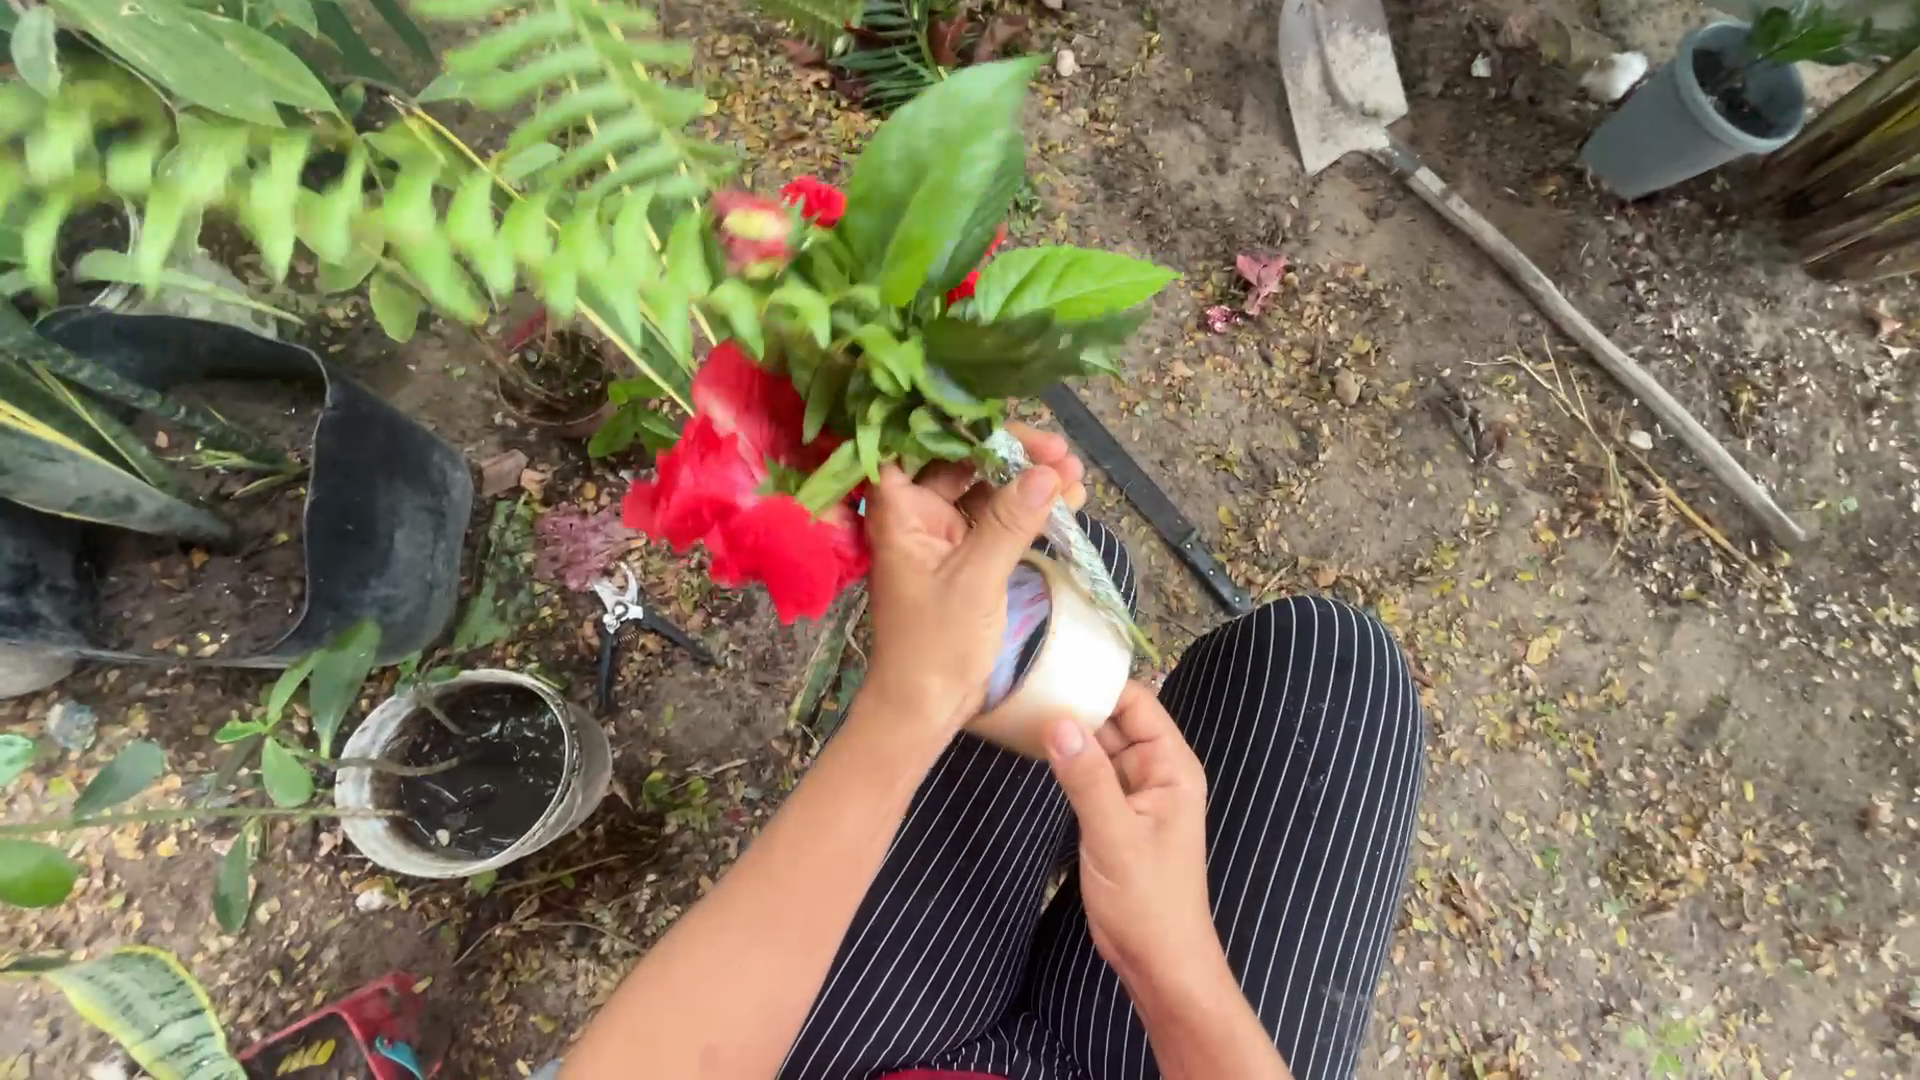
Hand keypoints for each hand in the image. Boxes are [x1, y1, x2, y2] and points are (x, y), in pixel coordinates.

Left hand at [858, 425, 1086, 735]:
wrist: (927, 705)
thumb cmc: (935, 644)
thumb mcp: (975, 579)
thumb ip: (1010, 522)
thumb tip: (1049, 472)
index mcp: (899, 510)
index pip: (922, 444)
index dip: (962, 426)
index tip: (1013, 425)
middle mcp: (919, 513)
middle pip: (963, 462)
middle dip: (1012, 453)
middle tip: (1062, 452)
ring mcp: (945, 533)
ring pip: (987, 489)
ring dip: (1029, 481)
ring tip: (1077, 476)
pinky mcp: (969, 554)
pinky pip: (1000, 520)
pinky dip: (1031, 511)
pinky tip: (1070, 503)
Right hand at [1044, 682, 1224, 996]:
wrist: (1158, 963)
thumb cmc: (1149, 900)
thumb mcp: (1115, 835)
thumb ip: (1086, 777)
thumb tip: (1056, 722)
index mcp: (1170, 765)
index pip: (1138, 703)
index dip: (1100, 683)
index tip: (1055, 668)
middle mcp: (1153, 770)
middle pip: (1114, 720)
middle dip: (1077, 703)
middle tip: (1028, 684)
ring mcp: (1132, 791)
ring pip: (1098, 745)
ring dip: (1069, 730)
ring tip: (1024, 705)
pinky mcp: (1111, 811)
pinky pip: (1088, 771)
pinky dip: (1066, 758)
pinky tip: (1036, 747)